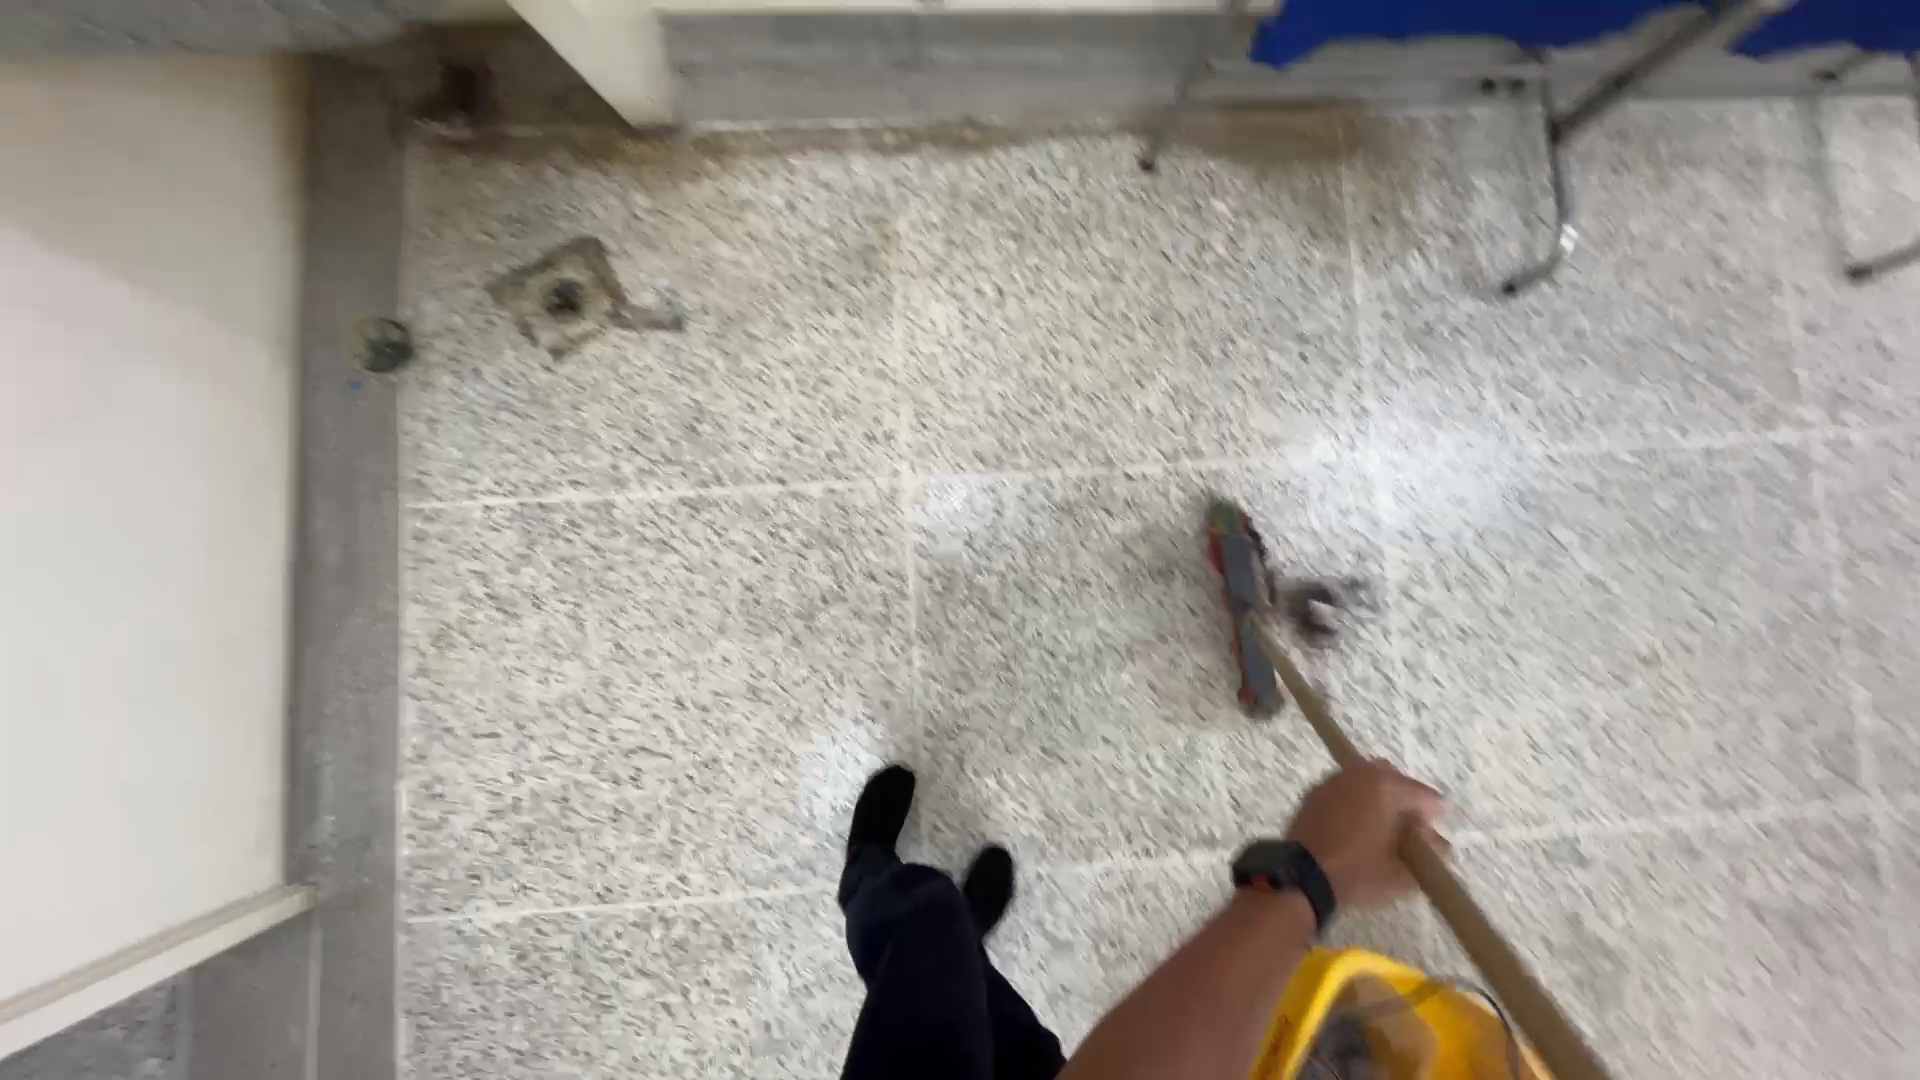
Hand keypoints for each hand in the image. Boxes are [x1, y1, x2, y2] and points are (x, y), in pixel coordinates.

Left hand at [1285, 758, 1447, 909]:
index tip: (1434, 834)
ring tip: (1385, 826)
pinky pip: (1345, 788)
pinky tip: (1359, 823)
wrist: (1303, 874)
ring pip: (1366, 779)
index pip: (1424, 794)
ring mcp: (1333, 780)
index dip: (1435, 815)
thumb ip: (1430, 851)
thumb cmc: (1359, 871)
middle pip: (1394, 778)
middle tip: (1411, 826)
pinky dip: (1357, 799)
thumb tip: (1437, 840)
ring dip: (1380, 796)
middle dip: (1406, 798)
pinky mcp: (1315, 792)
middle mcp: (1359, 774)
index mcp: (1385, 786)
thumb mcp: (1406, 870)